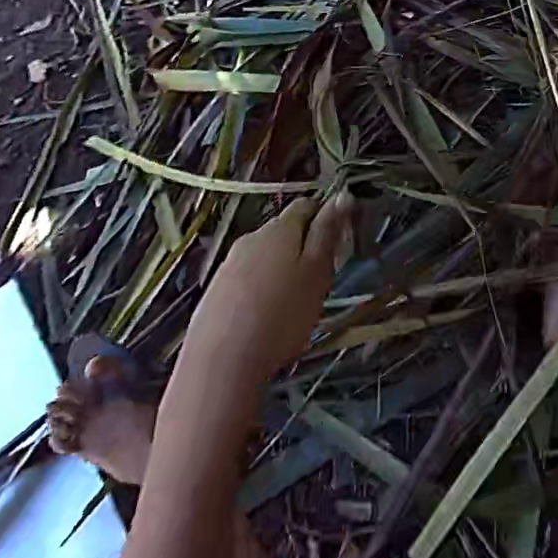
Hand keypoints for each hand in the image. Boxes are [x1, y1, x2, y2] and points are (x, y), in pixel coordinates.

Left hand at [183, 190, 353, 382]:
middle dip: (305, 247)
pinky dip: (263, 289)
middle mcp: (250, 239)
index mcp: (278, 230)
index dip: (326, 218)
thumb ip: (328, 233)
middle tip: (321, 280)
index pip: (306, 205)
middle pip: (285, 231)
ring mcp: (228, 265)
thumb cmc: (283, 314)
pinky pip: (248, 279)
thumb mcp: (317, 272)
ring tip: (295, 303)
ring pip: (266, 256)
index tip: (338, 244)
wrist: (221, 362)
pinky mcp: (215, 292)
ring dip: (284, 269)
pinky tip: (268, 317)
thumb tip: (342, 194)